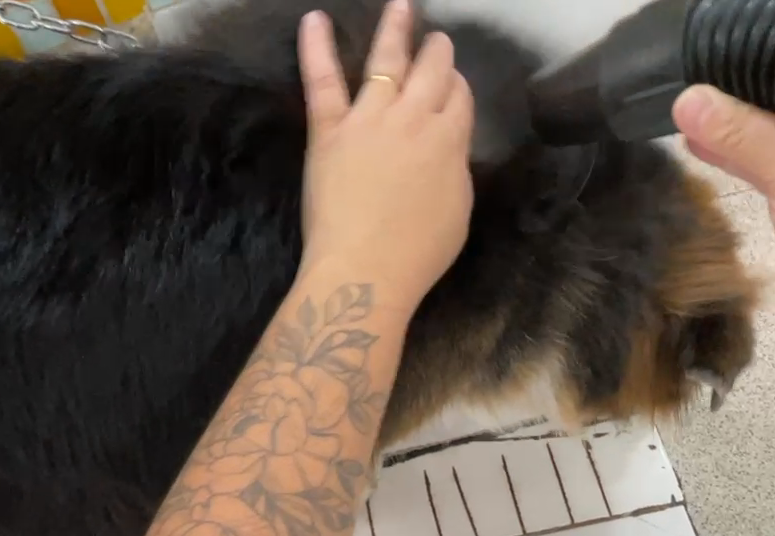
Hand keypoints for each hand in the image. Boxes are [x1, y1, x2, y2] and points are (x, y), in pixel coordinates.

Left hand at [297, 0, 474, 309]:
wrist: (366, 271)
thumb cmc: (417, 256)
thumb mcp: (457, 214)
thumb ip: (454, 171)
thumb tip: (448, 152)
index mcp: (451, 140)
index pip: (459, 96)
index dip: (457, 88)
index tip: (453, 88)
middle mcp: (414, 117)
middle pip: (431, 69)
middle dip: (436, 53)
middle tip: (436, 44)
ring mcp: (369, 120)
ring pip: (385, 62)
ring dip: (395, 30)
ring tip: (400, 7)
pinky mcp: (329, 131)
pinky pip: (323, 82)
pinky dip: (316, 49)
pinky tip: (314, 21)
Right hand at [673, 85, 774, 330]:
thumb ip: (744, 136)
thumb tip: (686, 101)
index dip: (756, 64)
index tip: (708, 63)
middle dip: (737, 94)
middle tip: (687, 87)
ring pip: (768, 129)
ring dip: (728, 126)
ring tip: (683, 115)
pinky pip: (762, 161)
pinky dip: (732, 154)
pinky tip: (698, 145)